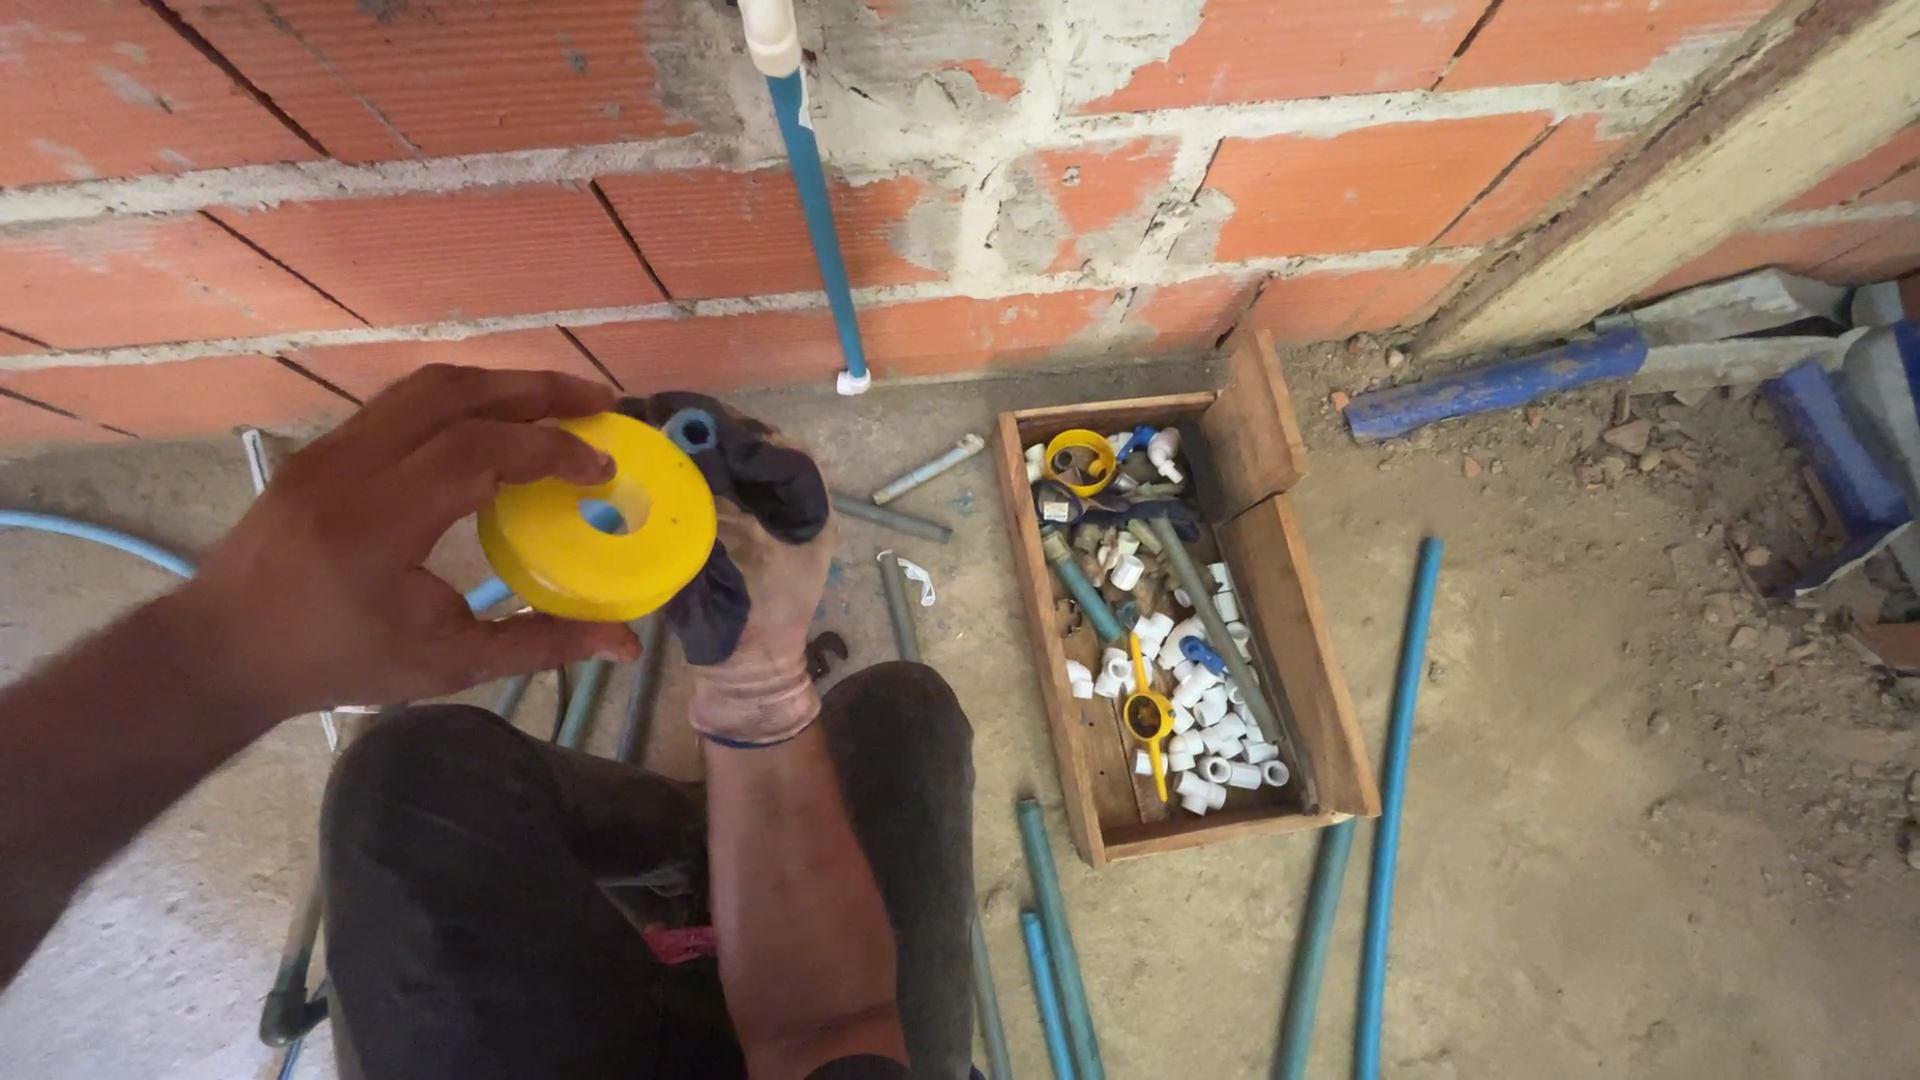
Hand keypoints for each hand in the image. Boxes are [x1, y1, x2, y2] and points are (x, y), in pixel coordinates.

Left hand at [170, 364, 641, 720]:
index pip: (475, 452)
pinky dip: (472, 398)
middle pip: (453, 393)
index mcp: (375, 525)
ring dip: (506, 384)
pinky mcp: (327, 447)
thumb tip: (628, 644)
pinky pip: (408, 401)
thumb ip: (545, 644)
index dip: (550, 449)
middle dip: (539, 390)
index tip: (602, 468)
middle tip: (603, 402)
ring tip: (566, 400)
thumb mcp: (451, 664)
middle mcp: (346, 470)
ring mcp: (329, 449)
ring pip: (428, 385)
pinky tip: (507, 418)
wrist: (219, 651)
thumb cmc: (339, 661)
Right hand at [642, 397, 831, 747]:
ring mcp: (759, 523)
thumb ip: (722, 500)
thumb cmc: (757, 619)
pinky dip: (685, 479)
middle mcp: (789, 511)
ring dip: (696, 451)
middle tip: (668, 414)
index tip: (702, 426)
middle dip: (715, 434)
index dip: (746, 435)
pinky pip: (711, 495)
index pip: (787, 454)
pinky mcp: (731, 535)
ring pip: (731, 471)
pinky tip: (655, 463)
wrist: (744, 675)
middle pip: (755, 456)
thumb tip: (693, 447)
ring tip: (654, 428)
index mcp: (810, 513)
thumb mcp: (745, 555)